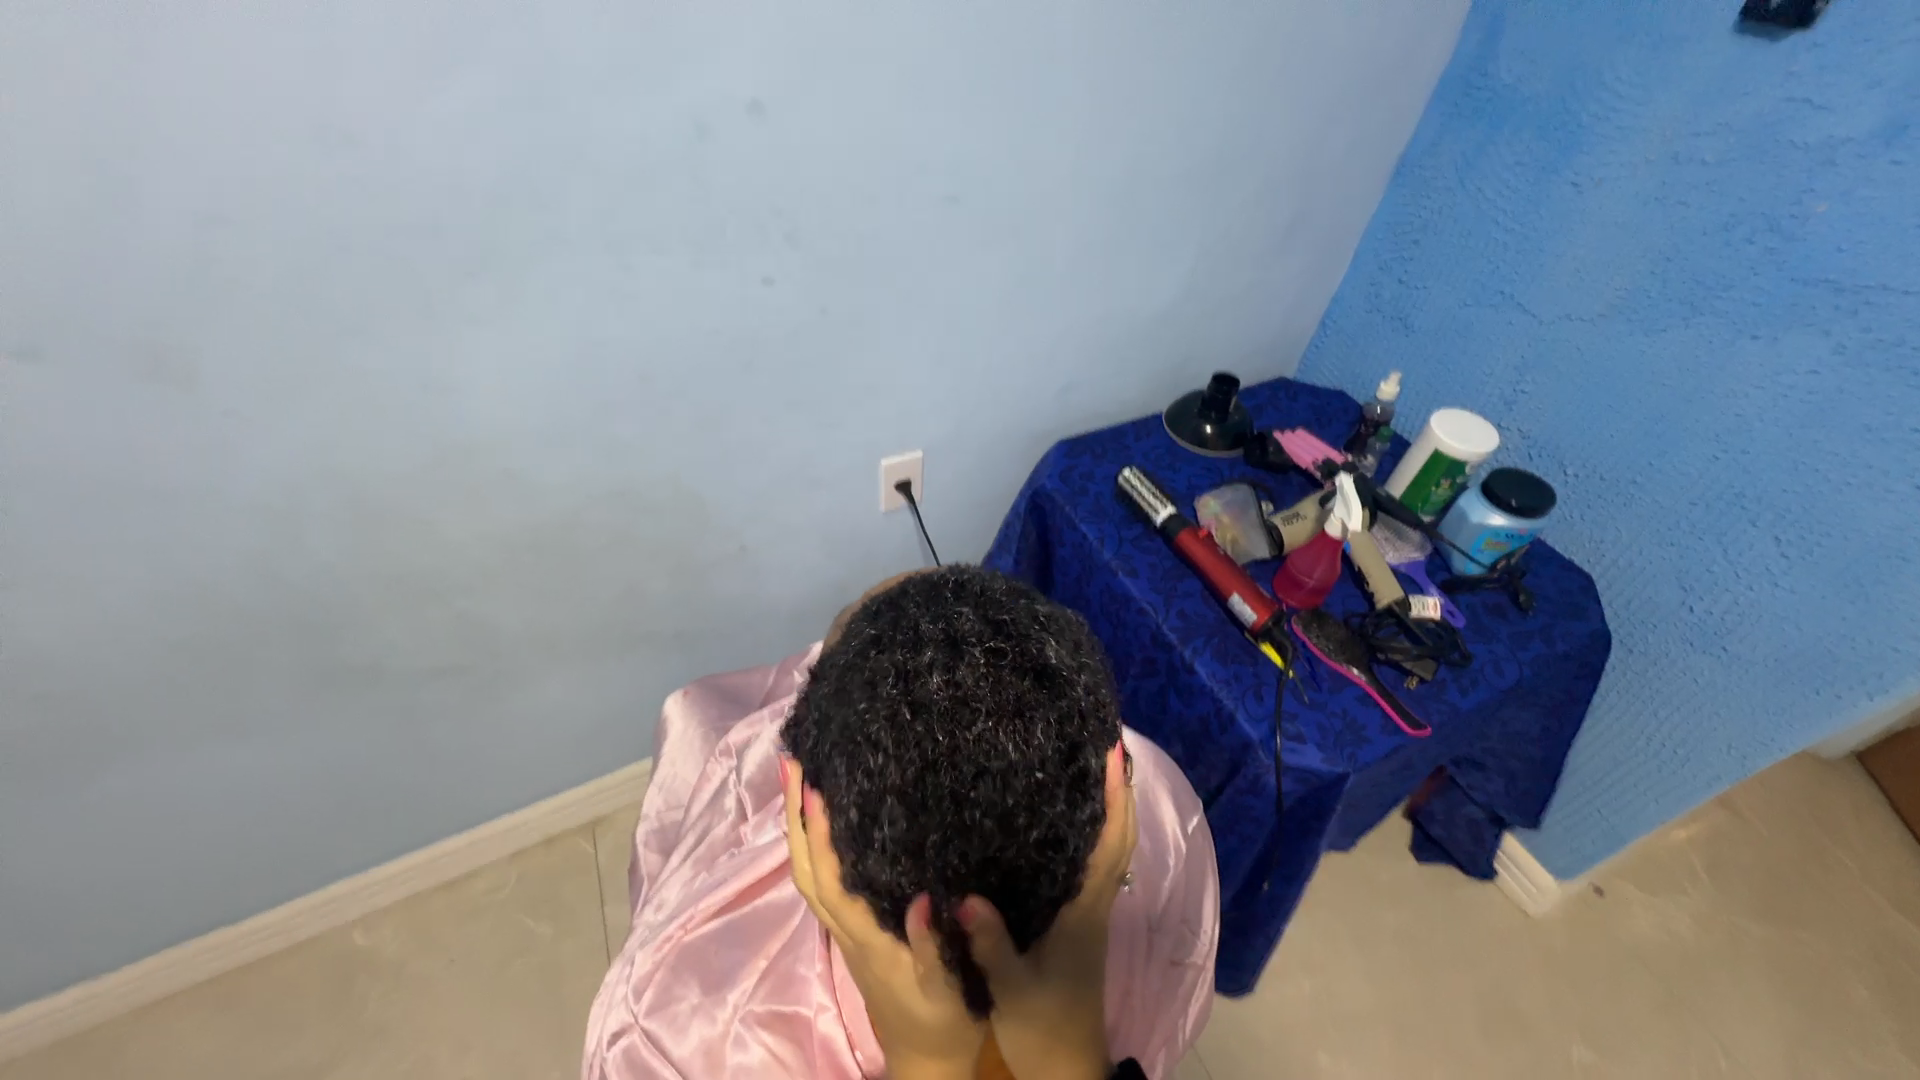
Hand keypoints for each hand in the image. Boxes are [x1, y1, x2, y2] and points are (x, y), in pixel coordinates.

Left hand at [780, 756, 985, 1079]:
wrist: (929, 1062)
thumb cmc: (944, 1024)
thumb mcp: (950, 992)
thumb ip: (933, 951)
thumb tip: (922, 899)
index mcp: (863, 938)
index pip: (829, 880)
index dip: (819, 835)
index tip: (816, 787)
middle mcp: (845, 929)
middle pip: (805, 869)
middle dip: (794, 817)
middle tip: (793, 764)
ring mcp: (847, 930)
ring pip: (810, 873)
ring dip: (800, 826)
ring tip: (802, 780)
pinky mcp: (856, 930)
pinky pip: (826, 879)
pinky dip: (818, 844)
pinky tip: (829, 821)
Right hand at [963, 741, 1135, 1079]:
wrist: (1064, 1071)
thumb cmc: (1042, 1029)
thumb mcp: (1011, 990)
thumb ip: (991, 946)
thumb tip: (966, 898)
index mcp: (1084, 912)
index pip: (1110, 844)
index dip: (1115, 797)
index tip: (1113, 752)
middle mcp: (1093, 904)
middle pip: (1117, 838)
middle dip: (1116, 790)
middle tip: (1100, 744)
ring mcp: (1088, 913)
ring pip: (1107, 849)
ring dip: (1106, 808)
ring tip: (1083, 767)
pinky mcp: (1077, 923)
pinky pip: (1089, 864)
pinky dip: (1089, 833)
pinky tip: (1059, 818)